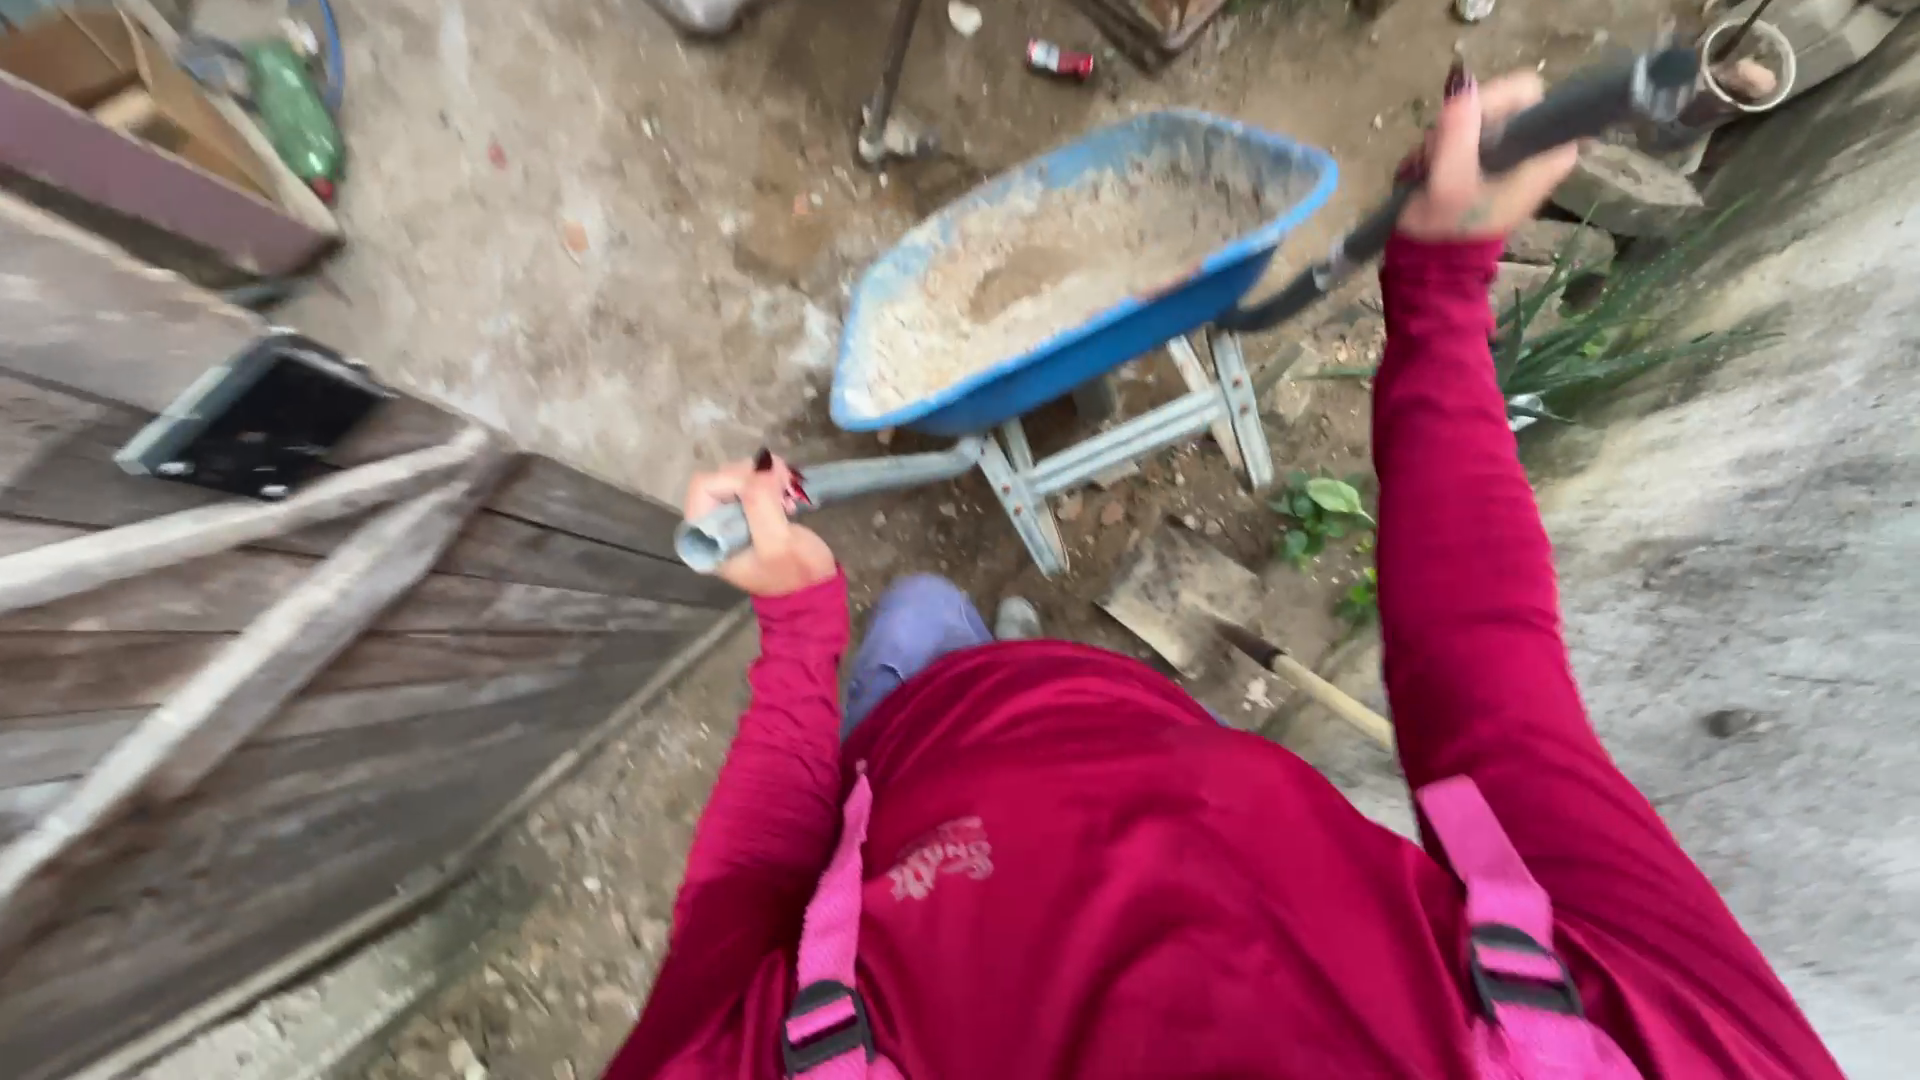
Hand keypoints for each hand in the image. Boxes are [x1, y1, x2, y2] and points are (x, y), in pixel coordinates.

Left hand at [683, 457, 836, 596]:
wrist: (813, 592)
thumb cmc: (794, 574)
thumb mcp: (778, 544)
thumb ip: (762, 504)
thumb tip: (763, 463)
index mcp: (706, 536)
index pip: (706, 486)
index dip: (739, 479)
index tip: (772, 487)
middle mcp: (712, 524)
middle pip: (722, 476)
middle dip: (755, 476)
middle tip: (786, 487)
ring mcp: (731, 518)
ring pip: (740, 476)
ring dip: (767, 477)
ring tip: (789, 494)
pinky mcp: (750, 514)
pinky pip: (754, 484)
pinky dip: (773, 482)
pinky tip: (789, 496)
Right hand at [1398, 72, 1580, 240]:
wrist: (1431, 270)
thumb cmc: (1445, 230)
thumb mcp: (1448, 180)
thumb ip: (1457, 131)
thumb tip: (1461, 86)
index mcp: (1547, 148)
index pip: (1523, 92)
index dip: (1483, 105)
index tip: (1452, 134)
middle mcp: (1538, 147)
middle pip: (1495, 106)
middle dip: (1453, 130)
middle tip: (1428, 159)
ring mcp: (1513, 158)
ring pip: (1473, 124)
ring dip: (1438, 144)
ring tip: (1420, 172)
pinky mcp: (1490, 168)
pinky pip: (1464, 142)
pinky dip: (1438, 154)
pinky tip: (1421, 174)